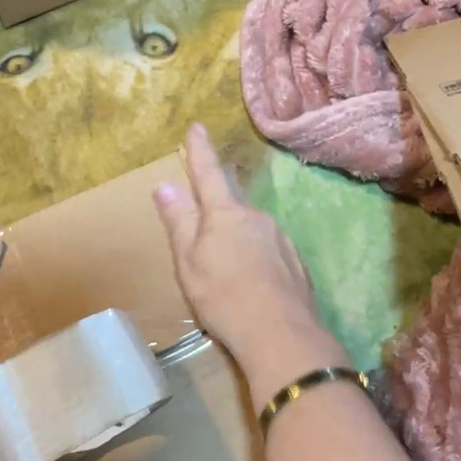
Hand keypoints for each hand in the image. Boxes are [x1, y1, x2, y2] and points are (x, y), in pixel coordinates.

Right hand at [154, 124, 346, 409]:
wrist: (281, 334)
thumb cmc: (223, 296)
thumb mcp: (189, 262)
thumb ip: (180, 222)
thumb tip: (166, 185)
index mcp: (226, 213)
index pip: (208, 172)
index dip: (199, 150)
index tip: (196, 126)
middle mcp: (256, 217)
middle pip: (231, 201)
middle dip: (217, 200)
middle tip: (205, 210)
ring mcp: (279, 239)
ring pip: (251, 227)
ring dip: (236, 234)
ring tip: (224, 262)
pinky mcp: (294, 263)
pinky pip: (267, 250)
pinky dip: (254, 257)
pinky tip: (250, 280)